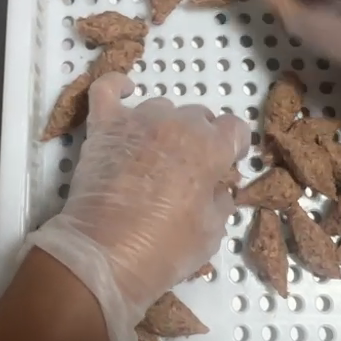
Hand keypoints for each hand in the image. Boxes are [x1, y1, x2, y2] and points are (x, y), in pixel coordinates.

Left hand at [24, 74, 245, 340]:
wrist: (106, 254)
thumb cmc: (165, 249)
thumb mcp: (213, 232)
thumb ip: (221, 198)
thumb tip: (218, 185)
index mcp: (210, 147)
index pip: (235, 128)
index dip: (233, 147)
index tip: (225, 166)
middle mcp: (177, 124)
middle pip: (198, 117)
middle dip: (200, 139)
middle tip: (188, 170)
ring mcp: (138, 120)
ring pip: (161, 108)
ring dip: (164, 126)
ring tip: (154, 155)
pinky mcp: (104, 125)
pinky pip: (108, 89)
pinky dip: (117, 87)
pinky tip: (124, 93)